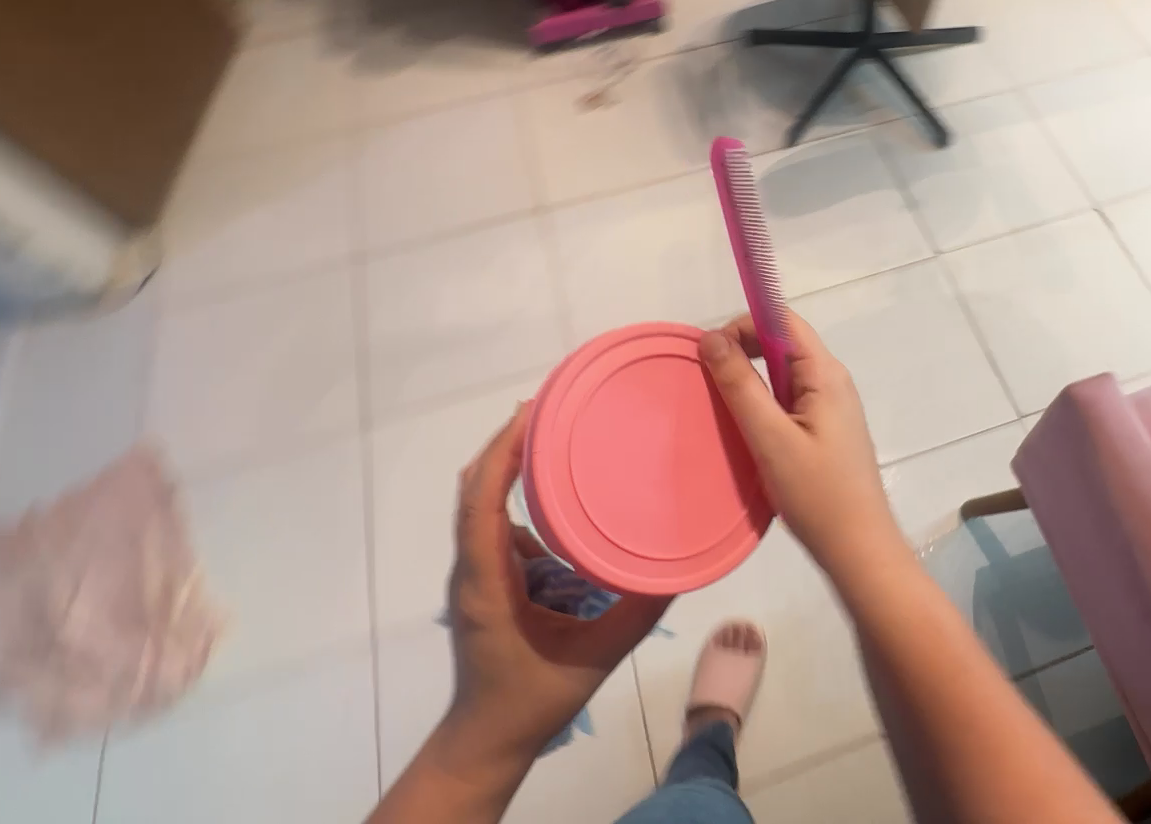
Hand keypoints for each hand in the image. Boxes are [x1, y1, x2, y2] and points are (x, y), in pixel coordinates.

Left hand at [438, 403, 669, 766]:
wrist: (485, 742)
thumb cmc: (531, 700)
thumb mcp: (593, 658)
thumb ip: (636, 614)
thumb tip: (678, 568)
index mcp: (485, 581)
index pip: (481, 502)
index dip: (502, 452)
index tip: (532, 411)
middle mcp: (471, 568)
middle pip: (473, 489)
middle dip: (507, 444)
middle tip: (551, 408)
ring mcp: (474, 573)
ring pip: (480, 504)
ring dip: (509, 467)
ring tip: (553, 438)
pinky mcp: (484, 579)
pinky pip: (492, 524)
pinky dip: (515, 497)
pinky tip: (555, 496)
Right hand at [698, 313, 907, 575]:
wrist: (858, 547)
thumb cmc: (816, 493)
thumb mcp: (770, 438)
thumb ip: (740, 386)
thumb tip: (711, 337)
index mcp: (825, 374)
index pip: (784, 321)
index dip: (745, 325)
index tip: (710, 352)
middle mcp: (832, 381)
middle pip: (783, 343)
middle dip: (743, 351)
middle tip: (708, 380)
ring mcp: (831, 406)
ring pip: (783, 374)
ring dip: (751, 381)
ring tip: (722, 407)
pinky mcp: (824, 429)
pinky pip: (788, 399)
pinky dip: (763, 404)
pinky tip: (745, 429)